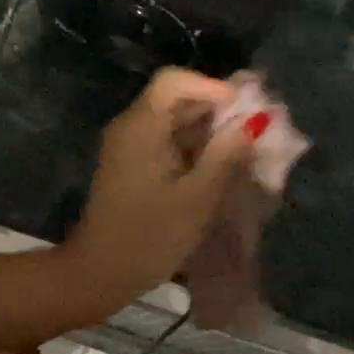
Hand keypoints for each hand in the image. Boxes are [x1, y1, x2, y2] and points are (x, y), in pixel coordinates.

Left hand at [64, 68, 253, 304]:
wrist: (100, 273)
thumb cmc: (150, 236)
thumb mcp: (197, 198)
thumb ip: (225, 156)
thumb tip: (252, 122)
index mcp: (142, 124)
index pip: (173, 80)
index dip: (210, 85)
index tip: (244, 105)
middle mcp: (131, 125)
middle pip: (174, 97)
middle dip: (214, 106)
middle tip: (253, 124)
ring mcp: (128, 144)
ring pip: (171, 118)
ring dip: (205, 126)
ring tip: (242, 144)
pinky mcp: (130, 162)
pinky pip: (164, 138)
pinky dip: (191, 143)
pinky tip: (217, 163)